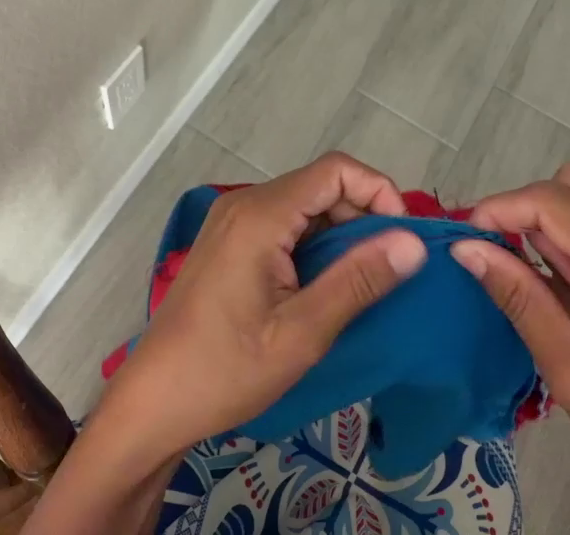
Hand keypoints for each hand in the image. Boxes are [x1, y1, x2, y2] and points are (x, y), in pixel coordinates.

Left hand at [94, 152, 428, 461]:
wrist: (156, 398)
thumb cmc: (227, 369)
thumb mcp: (302, 332)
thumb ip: (358, 281)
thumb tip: (413, 242)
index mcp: (260, 215)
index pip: (336, 170)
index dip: (379, 193)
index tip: (402, 243)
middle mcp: (244, 204)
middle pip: (320, 185)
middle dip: (363, 217)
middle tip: (388, 272)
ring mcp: (232, 221)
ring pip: (304, 205)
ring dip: (340, 234)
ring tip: (362, 285)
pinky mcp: (229, 242)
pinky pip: (284, 224)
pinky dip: (314, 245)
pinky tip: (325, 287)